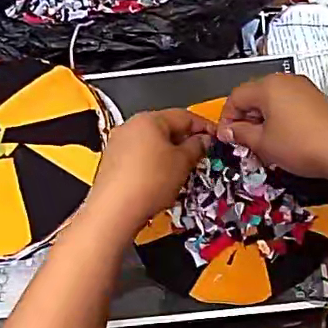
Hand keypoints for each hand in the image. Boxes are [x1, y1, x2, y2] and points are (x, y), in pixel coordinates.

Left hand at [83, 108, 212, 232]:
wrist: (115, 211)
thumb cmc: (148, 183)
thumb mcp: (183, 162)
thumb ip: (197, 146)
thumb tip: (203, 140)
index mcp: (148, 119)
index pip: (184, 116)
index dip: (204, 127)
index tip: (215, 138)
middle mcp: (130, 127)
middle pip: (166, 129)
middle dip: (186, 142)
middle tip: (202, 156)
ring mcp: (118, 145)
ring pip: (152, 144)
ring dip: (170, 155)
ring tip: (183, 171)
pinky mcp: (112, 163)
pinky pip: (140, 158)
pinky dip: (154, 165)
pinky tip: (162, 180)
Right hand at [216, 73, 327, 183]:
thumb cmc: (306, 144)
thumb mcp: (264, 144)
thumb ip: (241, 134)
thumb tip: (231, 131)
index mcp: (269, 86)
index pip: (235, 97)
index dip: (227, 119)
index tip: (227, 138)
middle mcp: (287, 81)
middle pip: (255, 97)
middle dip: (246, 120)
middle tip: (244, 144)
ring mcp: (305, 89)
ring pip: (274, 102)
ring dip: (264, 122)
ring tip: (266, 146)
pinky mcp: (318, 101)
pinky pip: (291, 107)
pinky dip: (282, 122)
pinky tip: (286, 142)